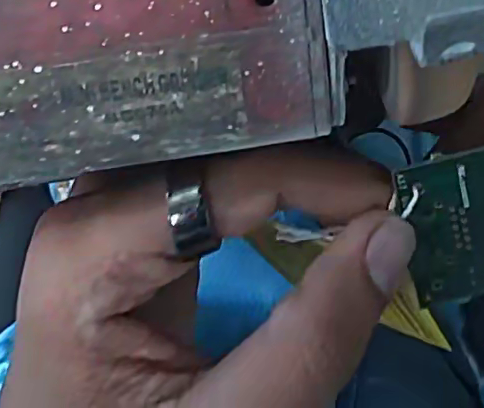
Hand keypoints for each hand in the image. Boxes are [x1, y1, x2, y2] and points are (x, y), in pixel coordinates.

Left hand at [0, 144, 413, 407]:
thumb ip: (315, 334)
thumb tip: (394, 229)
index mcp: (88, 248)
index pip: (227, 175)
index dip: (318, 178)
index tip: (387, 200)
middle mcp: (89, 208)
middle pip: (215, 149)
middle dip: (301, 158)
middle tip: (374, 187)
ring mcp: (105, 214)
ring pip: (212, 154)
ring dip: (284, 165)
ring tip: (347, 183)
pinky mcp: (130, 229)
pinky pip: (203, 179)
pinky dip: (261, 184)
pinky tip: (299, 189)